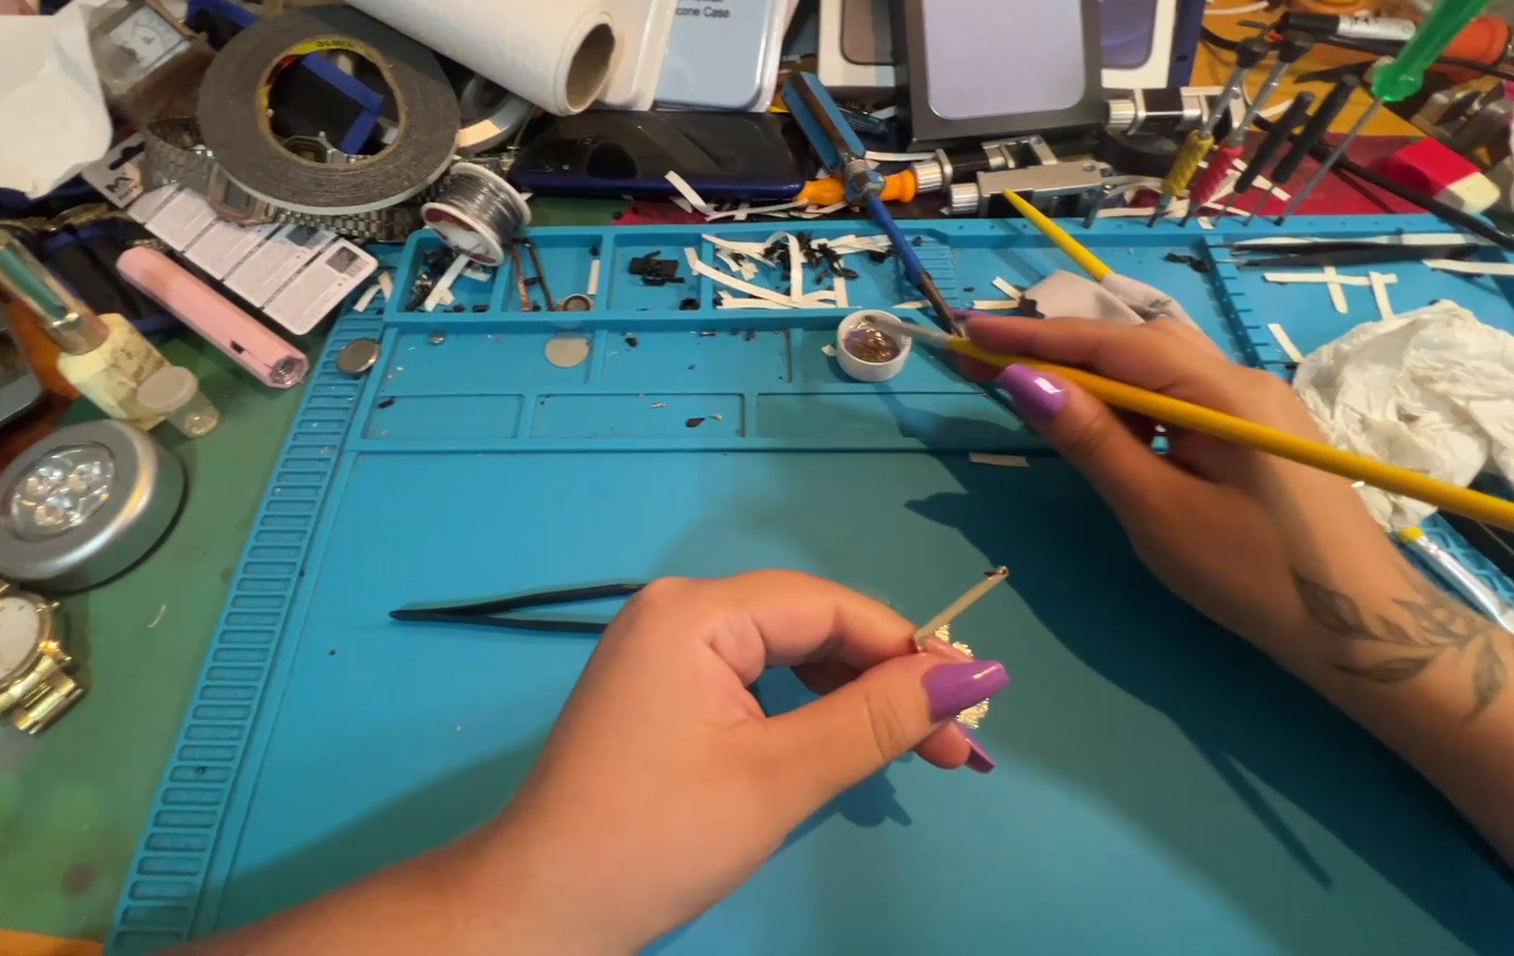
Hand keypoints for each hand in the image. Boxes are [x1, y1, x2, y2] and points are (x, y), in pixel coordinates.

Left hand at [462, 571, 1006, 952]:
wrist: (541, 908)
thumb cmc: (656, 839)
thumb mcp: (778, 777)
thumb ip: (875, 719)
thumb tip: (969, 675)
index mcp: (695, 609)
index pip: (825, 606)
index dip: (904, 646)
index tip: (972, 698)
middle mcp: (679, 606)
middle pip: (806, 623)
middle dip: (881, 678)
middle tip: (952, 742)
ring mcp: (666, 642)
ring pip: (783, 649)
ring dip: (848, 693)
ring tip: (913, 746)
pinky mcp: (664, 679)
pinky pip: (751, 672)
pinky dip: (802, 704)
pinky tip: (841, 735)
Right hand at [961, 314, 1403, 648]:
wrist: (1362, 631)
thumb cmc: (1253, 573)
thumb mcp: (1155, 507)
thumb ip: (1089, 437)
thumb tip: (1021, 379)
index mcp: (1219, 391)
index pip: (1106, 344)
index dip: (1030, 335)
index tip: (967, 331)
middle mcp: (1236, 378)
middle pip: (1127, 343)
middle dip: (1048, 346)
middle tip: (979, 356)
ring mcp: (1246, 402)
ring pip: (1147, 367)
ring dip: (1080, 371)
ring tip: (1019, 383)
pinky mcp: (1246, 428)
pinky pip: (1168, 395)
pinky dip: (1116, 399)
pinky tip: (1090, 417)